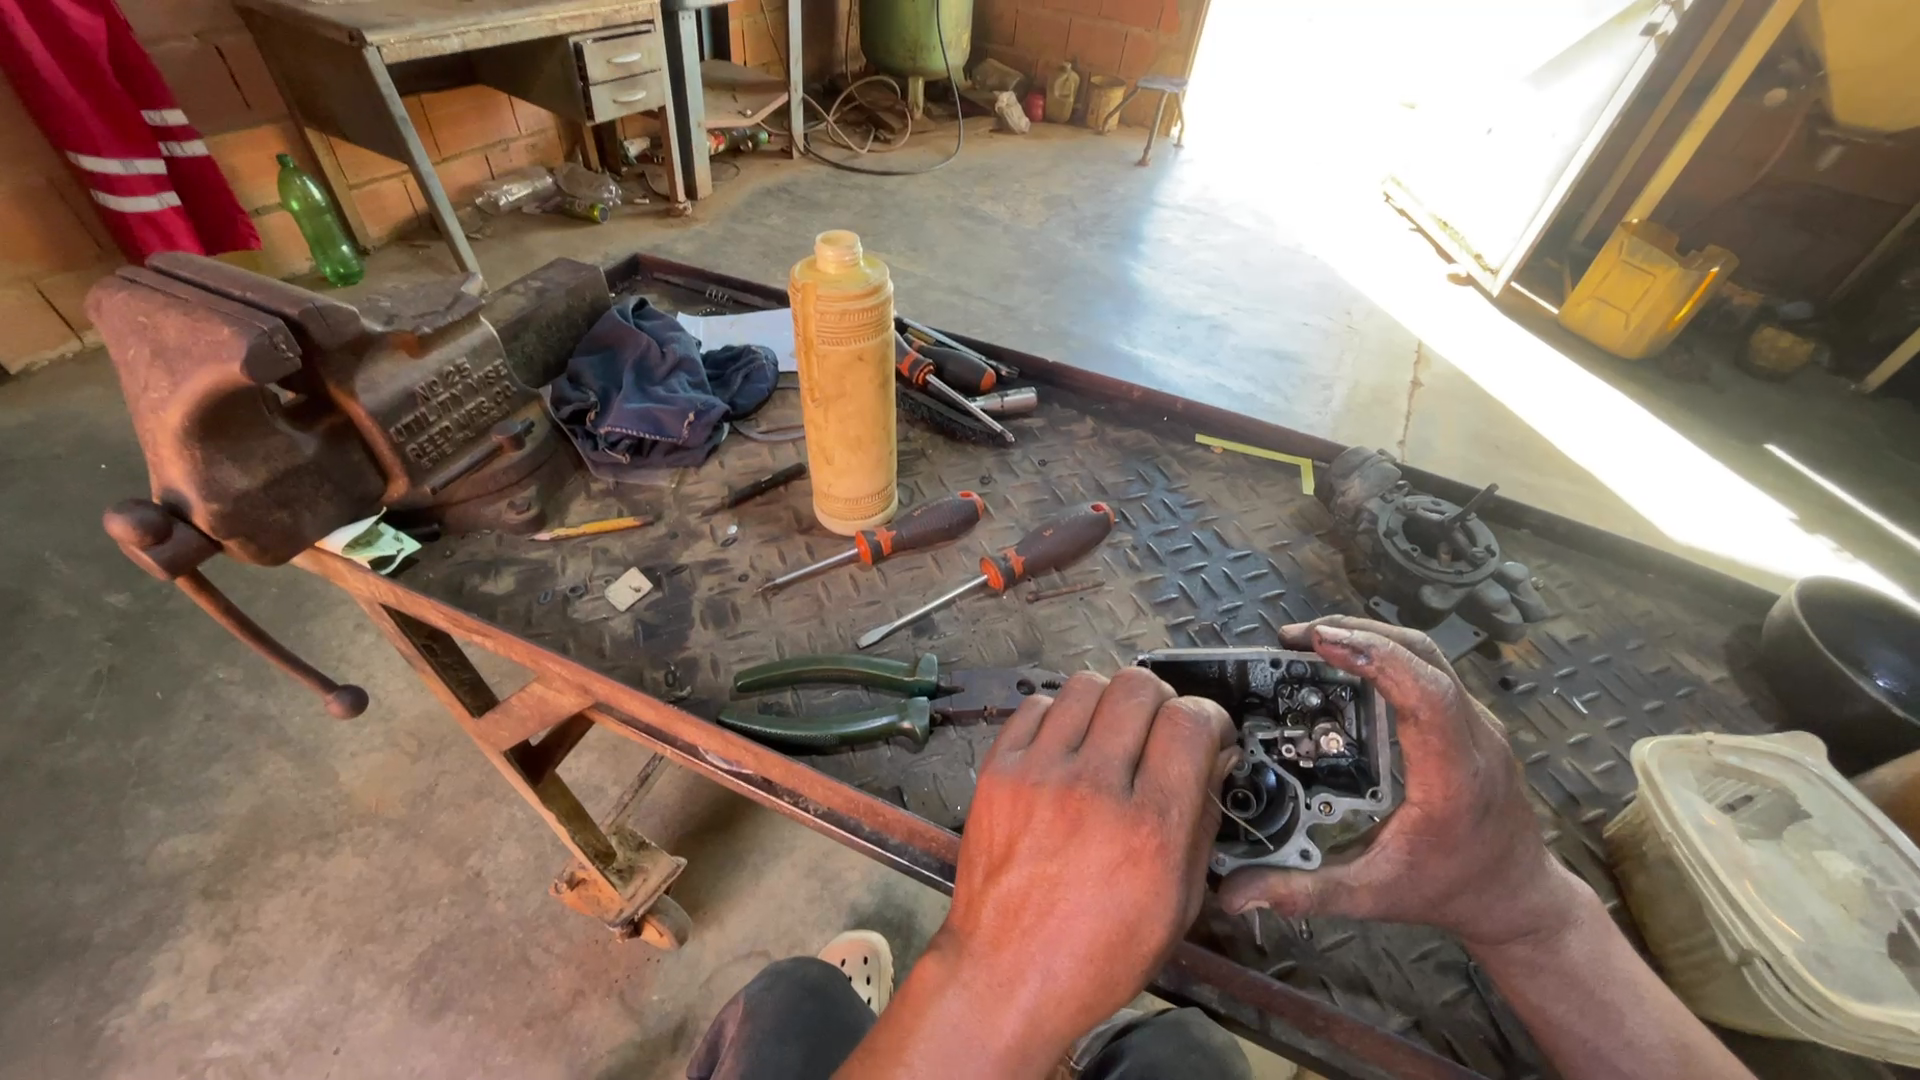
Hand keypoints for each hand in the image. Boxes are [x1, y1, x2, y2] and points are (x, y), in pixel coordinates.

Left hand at [935, 669, 1237, 1053]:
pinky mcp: (999, 770)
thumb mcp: (1176, 904)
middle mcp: (1093, 788)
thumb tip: (1215, 759)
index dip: (1208, 718)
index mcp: (1149, 828)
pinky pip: (1036, 706)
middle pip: (1139, 687)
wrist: (1005, 974)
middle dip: (1162, 701)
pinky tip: (1066, 746)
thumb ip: (1201, 822)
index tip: (1205, 730)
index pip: (1190, 723)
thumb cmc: (1095, 954)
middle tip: (1157, 729)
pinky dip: (1059, 716)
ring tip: (1109, 734)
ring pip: (1087, 684)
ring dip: (1109, 702)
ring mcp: (1039, 773)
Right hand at [1218, 616, 1577, 947]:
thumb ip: (1305, 892)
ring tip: (1307, 641)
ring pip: (1426, 652)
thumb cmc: (1451, 892)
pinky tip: (1341, 662)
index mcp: (1455, 774)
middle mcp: (1474, 736)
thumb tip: (1233, 895)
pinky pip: (1426, 667)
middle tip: (1292, 638)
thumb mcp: (1374, 897)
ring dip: (1367, 635)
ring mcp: (1476, 722)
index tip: (1319, 642)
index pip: (1427, 693)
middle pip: (1423, 654)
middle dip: (1357, 632)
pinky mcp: (1467, 719)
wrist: (1520, 897)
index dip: (1375, 658)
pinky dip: (1380, 651)